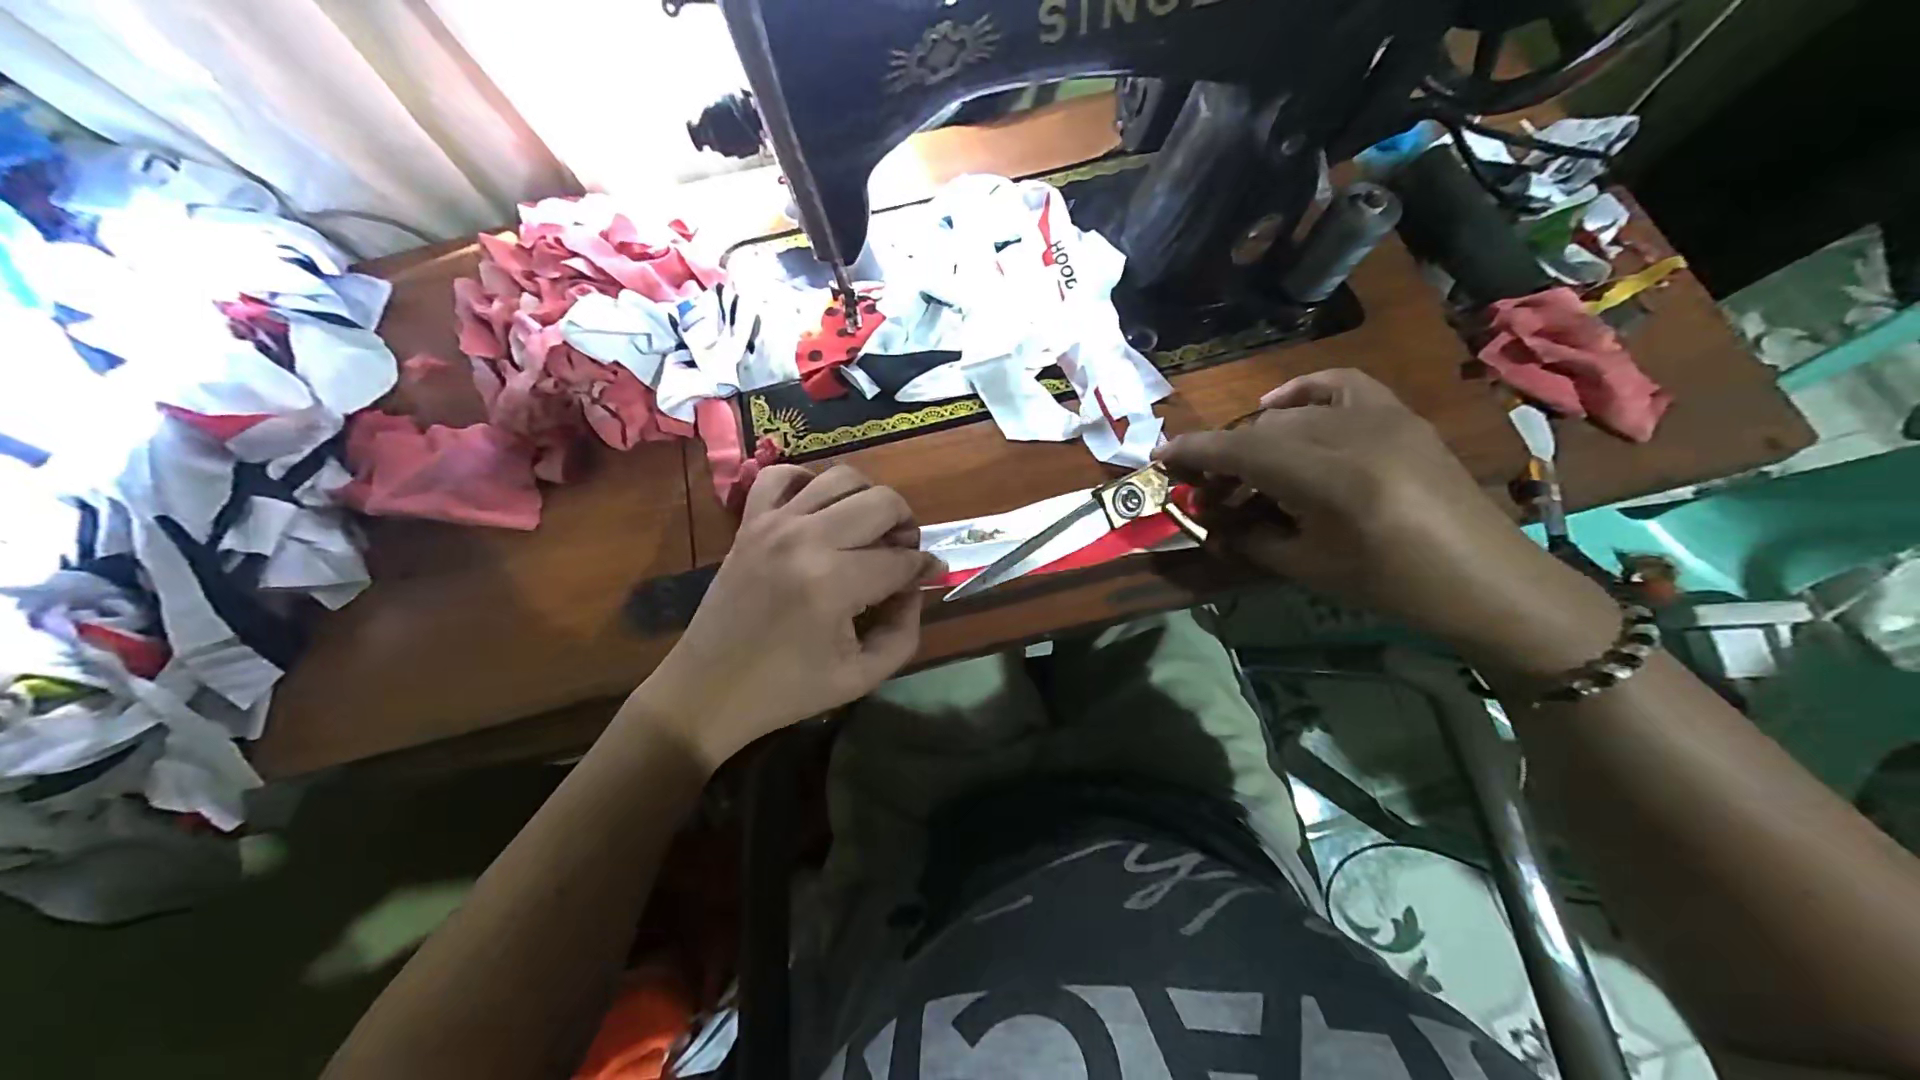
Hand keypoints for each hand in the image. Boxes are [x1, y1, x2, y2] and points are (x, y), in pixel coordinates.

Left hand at [623, 465, 943, 768]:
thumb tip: (915, 585)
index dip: (925, 567)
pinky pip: (781, 475)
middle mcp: (806, 539)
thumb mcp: (863, 676)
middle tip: (902, 552)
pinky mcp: (749, 523)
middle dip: (906, 525)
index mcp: (834, 583)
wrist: (709, 690)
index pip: (901, 559)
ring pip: (842, 477)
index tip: (931, 575)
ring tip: (870, 529)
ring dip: (869, 499)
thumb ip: (905, 630)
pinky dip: (807, 480)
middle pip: (883, 502)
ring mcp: (773, 524)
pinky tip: (820, 509)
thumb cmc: (788, 690)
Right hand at [1154, 369, 1617, 676]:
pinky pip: (1340, 384)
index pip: (1242, 449)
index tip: (1162, 458)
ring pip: (1292, 412)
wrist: (1483, 579)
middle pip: (1263, 430)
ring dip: (1258, 438)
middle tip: (1209, 492)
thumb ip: (1249, 536)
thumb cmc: (1391, 585)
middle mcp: (1352, 434)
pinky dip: (1303, 391)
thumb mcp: (1306, 566)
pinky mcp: (1400, 415)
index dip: (1195, 451)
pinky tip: (1281, 406)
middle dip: (1224, 456)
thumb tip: (1212, 519)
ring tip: (1248, 470)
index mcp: (1329, 478)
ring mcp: (1381, 418)